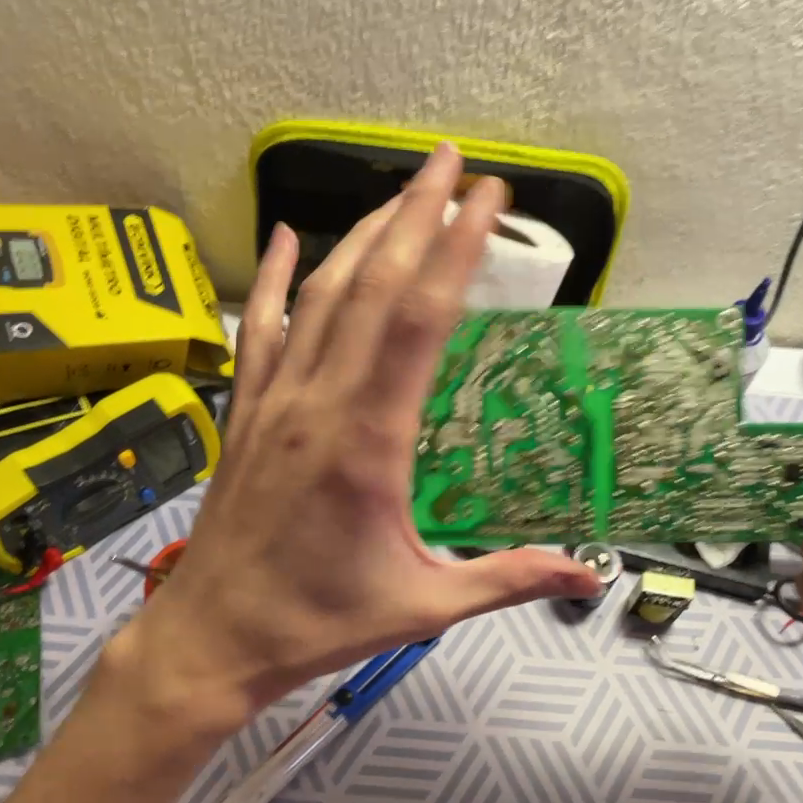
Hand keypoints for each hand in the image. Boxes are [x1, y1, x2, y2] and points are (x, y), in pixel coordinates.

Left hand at [104, 145, 599, 751]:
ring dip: (361, 237)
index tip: (488, 198)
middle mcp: (318, 404)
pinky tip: (287, 239)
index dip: (456, 250)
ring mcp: (273, 404)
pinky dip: (274, 281)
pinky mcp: (244, 416)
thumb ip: (507, 579)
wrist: (214, 640)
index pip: (420, 321)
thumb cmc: (317, 625)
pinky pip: (259, 332)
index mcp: (369, 443)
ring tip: (401, 192)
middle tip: (453, 162)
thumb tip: (588, 578)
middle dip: (416, 215)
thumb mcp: (425, 607)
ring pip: (318, 298)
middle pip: (371, 288)